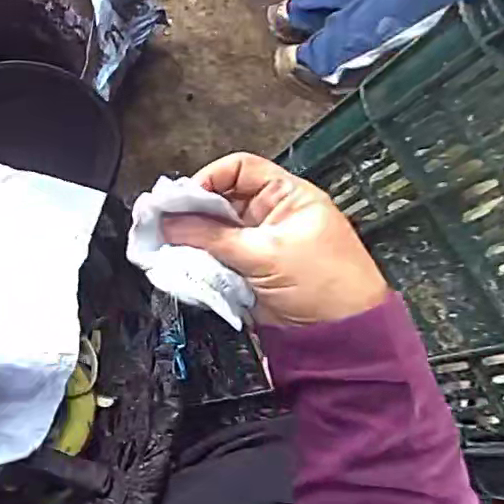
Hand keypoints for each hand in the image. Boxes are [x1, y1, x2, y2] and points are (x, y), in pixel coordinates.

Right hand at [162, 153, 388, 327]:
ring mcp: (254, 240)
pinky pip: (212, 252)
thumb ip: (212, 237)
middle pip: (219, 198)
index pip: (239, 169)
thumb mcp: (264, 253)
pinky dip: (196, 255)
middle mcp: (267, 213)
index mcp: (286, 196)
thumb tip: (170, 223)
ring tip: (169, 241)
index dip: (209, 178)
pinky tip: (181, 258)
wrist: (337, 335)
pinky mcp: (243, 265)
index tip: (184, 198)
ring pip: (211, 227)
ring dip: (190, 234)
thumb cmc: (326, 286)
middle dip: (192, 209)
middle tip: (166, 220)